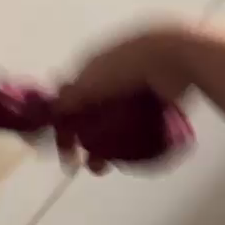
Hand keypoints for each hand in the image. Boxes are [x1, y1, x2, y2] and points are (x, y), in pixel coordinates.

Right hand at [55, 22, 203, 170]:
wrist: (175, 57)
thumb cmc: (124, 67)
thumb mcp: (87, 83)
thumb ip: (65, 101)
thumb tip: (49, 116)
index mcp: (87, 68)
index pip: (67, 98)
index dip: (63, 122)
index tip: (64, 145)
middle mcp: (108, 77)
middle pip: (91, 113)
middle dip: (85, 141)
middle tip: (87, 164)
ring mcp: (134, 88)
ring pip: (114, 121)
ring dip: (107, 146)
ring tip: (109, 167)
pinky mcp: (158, 99)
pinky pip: (139, 124)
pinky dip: (133, 140)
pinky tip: (134, 155)